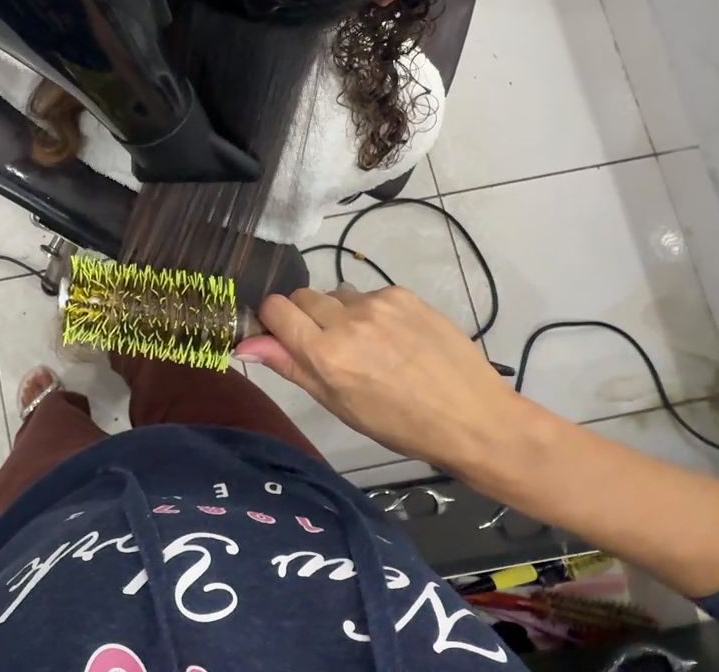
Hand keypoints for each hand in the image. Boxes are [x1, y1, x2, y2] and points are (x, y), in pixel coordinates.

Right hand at [235, 286, 533, 475]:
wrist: (475, 419)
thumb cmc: (399, 424)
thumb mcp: (337, 404)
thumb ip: (290, 366)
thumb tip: (243, 343)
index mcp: (326, 354)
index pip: (274, 308)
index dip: (273, 321)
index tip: (285, 337)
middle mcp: (347, 320)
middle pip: (301, 297)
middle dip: (306, 317)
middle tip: (331, 347)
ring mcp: (377, 303)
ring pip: (335, 294)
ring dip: (339, 313)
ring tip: (369, 345)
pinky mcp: (403, 294)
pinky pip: (368, 294)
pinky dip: (371, 312)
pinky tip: (394, 338)